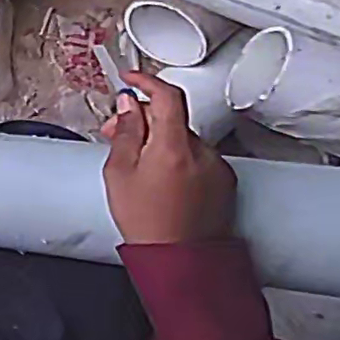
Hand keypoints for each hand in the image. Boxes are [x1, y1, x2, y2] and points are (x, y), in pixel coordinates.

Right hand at [101, 71, 236, 244]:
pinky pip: (196, 155)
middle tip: (115, 131)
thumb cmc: (147, 221)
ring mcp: (217, 167)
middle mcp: (203, 152)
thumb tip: (128, 104)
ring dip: (157, 138)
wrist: (181, 261)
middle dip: (142, 118)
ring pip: (182, 137)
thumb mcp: (119, 171)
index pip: (167, 96)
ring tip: (134, 161)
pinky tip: (156, 176)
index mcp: (174, 147)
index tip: (130, 79)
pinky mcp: (224, 181)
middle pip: (171, 118)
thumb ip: (125, 131)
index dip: (146, 81)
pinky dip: (175, 155)